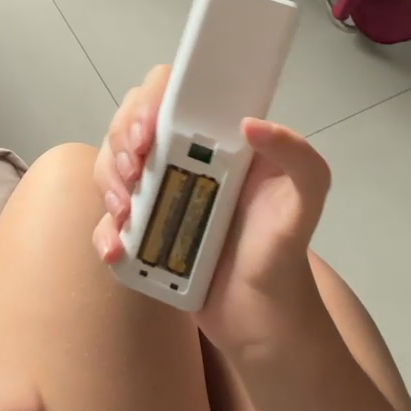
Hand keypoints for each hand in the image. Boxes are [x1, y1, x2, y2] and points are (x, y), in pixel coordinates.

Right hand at [91, 65, 334, 357]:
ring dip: (108, 181)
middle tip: (134, 172)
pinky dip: (104, 230)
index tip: (148, 136)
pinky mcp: (139, 227)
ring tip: (125, 213)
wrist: (260, 317)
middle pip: (128, 123)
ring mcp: (154, 191)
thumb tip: (250, 125)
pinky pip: (105, 217)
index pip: (168, 93)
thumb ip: (299, 156)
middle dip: (119, 142)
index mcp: (211, 137)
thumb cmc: (281, 251)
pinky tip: (117, 250)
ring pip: (110, 163)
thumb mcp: (306, 199)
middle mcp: (178, 155)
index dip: (147, 104)